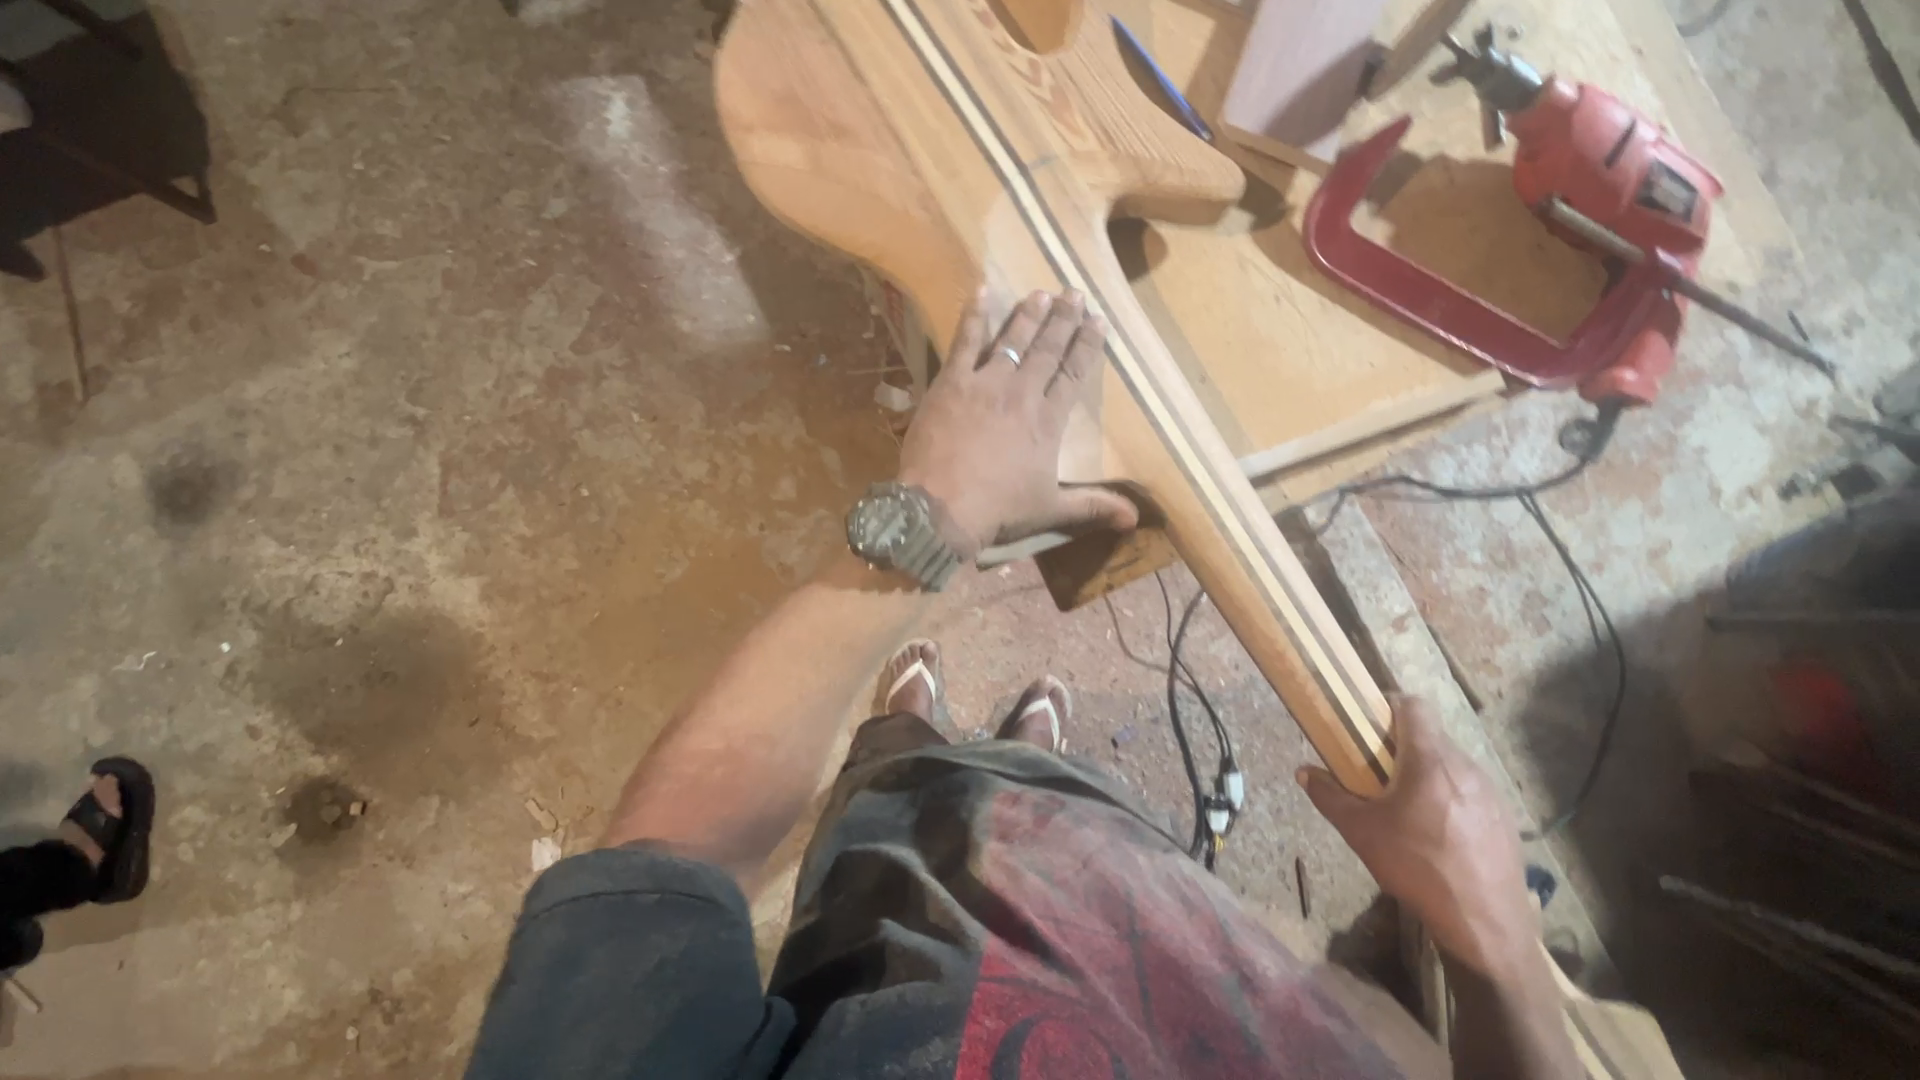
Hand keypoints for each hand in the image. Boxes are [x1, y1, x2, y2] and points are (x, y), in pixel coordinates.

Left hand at [898, 288, 1139, 552]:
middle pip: (1047, 350)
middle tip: (1073, 293)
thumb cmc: (999, 509)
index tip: (1098, 322)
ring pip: (1012, 340)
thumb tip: (1134, 518)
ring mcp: (985, 384)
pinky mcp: (951, 383)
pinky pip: (965, 341)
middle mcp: (1022, 393)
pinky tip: (982, 291)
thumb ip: (1092, 506)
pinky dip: (974, 315)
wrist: (943, 507)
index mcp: (1048, 421)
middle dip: (1063, 320)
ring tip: (1040, 294)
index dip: (1087, 347)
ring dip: (1028, 315)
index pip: (1073, 375)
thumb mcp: (1050, 510)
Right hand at [1297, 696, 1540, 978]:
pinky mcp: (1504, 817)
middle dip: (1401, 746)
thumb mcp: (1360, 832)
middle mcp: (1464, 766)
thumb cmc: (1416, 868)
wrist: (1484, 923)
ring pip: (1450, 763)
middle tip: (1377, 772)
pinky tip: (1437, 832)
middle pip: (1430, 735)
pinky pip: (1469, 790)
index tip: (1367, 724)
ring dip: (1425, 772)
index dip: (1388, 706)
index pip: (1413, 705)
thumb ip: (1329, 796)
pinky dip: (1448, 796)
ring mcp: (1490, 792)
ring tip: (1406, 807)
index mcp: (1429, 761)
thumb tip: (1304, 772)